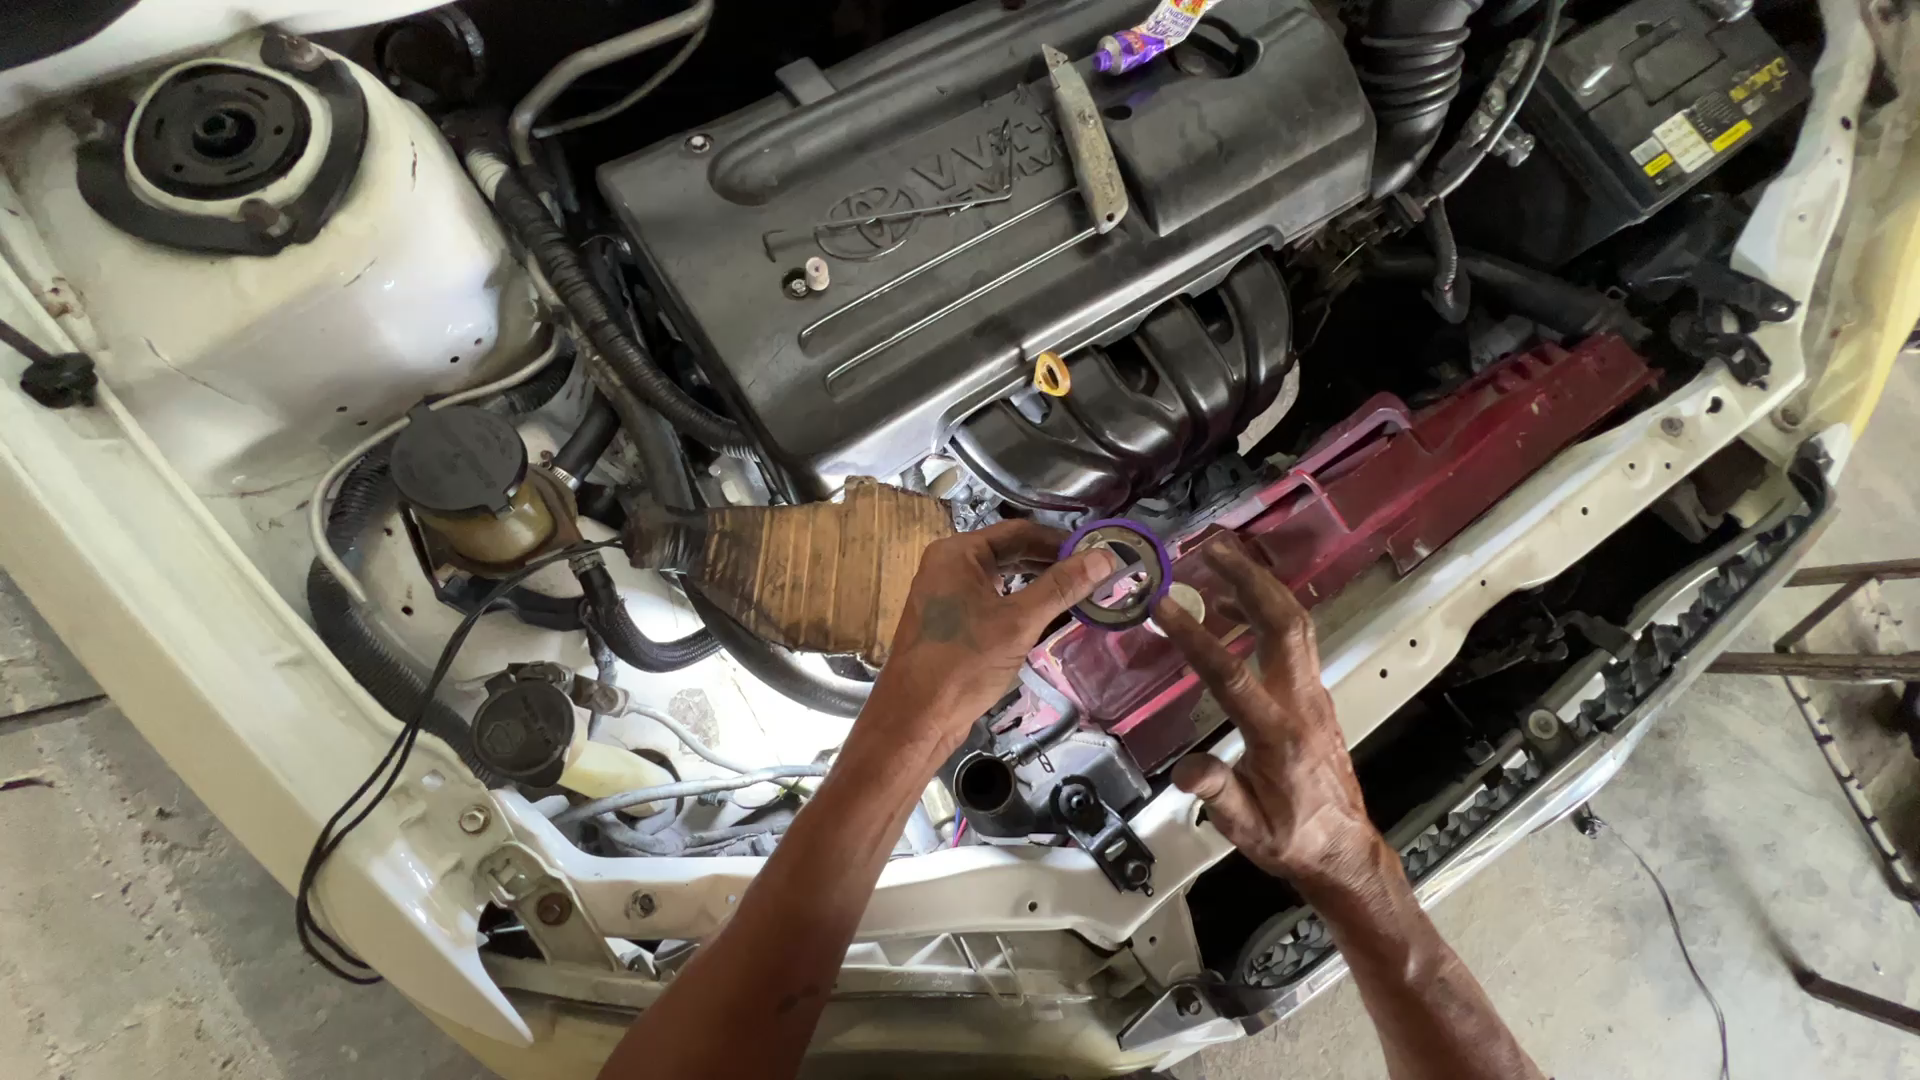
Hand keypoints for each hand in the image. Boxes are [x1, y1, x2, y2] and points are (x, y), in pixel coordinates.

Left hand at [848, 521, 1116, 776]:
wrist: (915, 719)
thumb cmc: (962, 663)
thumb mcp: (1018, 622)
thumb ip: (1061, 587)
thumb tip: (1104, 557)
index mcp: (958, 553)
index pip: (1019, 531)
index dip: (1060, 541)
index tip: (1097, 554)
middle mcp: (949, 566)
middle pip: (1011, 553)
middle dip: (1052, 564)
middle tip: (1095, 576)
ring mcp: (948, 596)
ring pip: (1004, 580)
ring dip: (1039, 586)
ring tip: (1079, 596)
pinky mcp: (952, 624)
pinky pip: (994, 603)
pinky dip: (1022, 606)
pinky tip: (1048, 618)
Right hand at [1154, 542, 1382, 889]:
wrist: (1344, 851)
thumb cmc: (1292, 839)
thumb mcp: (1250, 830)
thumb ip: (1219, 795)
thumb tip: (1186, 769)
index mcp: (1280, 733)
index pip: (1232, 674)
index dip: (1196, 638)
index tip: (1163, 608)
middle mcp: (1302, 701)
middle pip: (1285, 624)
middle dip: (1249, 579)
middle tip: (1212, 549)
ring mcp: (1312, 693)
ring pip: (1296, 623)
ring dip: (1261, 584)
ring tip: (1222, 557)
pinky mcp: (1312, 693)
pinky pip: (1295, 637)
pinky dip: (1267, 608)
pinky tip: (1235, 606)